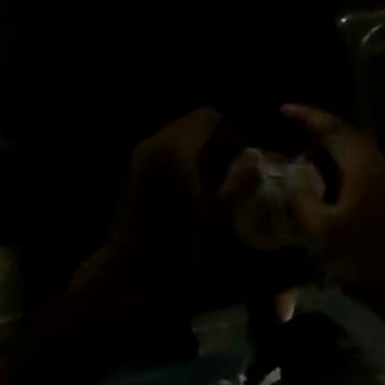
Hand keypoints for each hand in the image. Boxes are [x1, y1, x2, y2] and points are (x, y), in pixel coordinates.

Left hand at [79, 108, 257, 319]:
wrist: (131, 268)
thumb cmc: (179, 244)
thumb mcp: (221, 215)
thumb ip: (240, 180)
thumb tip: (253, 156)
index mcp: (176, 148)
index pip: (209, 116)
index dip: (232, 131)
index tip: (244, 155)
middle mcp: (155, 142)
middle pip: (193, 123)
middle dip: (216, 139)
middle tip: (233, 166)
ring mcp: (141, 154)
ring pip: (179, 135)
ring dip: (199, 148)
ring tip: (215, 178)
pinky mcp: (135, 168)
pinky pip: (166, 149)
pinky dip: (183, 158)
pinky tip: (193, 185)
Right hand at [282, 104, 384, 304]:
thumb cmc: (362, 258)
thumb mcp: (319, 230)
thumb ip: (301, 196)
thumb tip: (294, 172)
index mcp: (362, 166)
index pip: (333, 128)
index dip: (307, 117)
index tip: (283, 109)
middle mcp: (379, 166)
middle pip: (347, 135)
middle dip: (318, 128)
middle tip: (290, 126)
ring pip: (355, 152)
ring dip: (329, 147)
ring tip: (303, 150)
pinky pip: (361, 167)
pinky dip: (339, 164)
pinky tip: (325, 178)